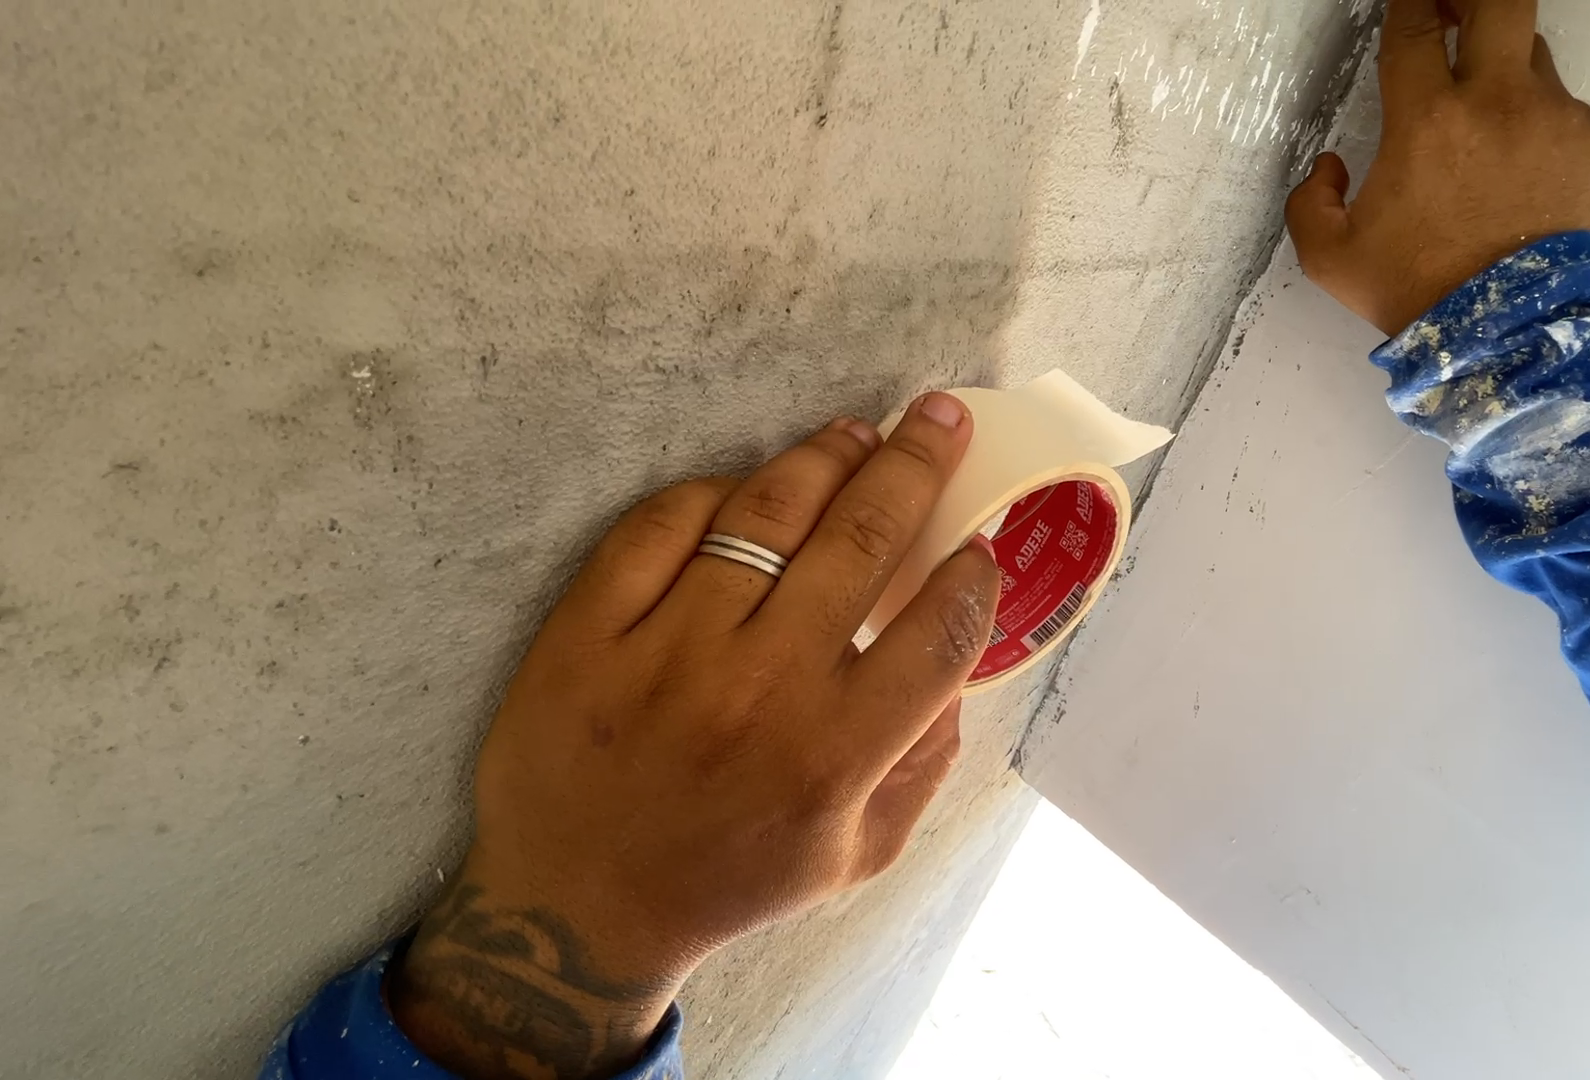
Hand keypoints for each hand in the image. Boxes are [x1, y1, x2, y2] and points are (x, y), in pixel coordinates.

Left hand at [389, 395, 1000, 1079]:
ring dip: (827, 457)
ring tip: (857, 434)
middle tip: (939, 418)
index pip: (938, 631)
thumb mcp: (861, 852)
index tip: (979, 540)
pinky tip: (750, 488)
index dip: (972, 571)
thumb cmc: (733, 878)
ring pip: (766, 510)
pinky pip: (666, 520)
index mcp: (837, 755)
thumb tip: (956, 661)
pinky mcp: (588, 629)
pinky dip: (718, 489)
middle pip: (862, 539)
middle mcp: (760, 690)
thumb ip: (926, 761)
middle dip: (916, 464)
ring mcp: (667, 650)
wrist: (573, 911)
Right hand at [1286, 0, 1589, 334]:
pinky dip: (1527, 117)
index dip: (1408, 3)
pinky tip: (1506, 162)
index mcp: (1423, 125)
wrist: (1494, 324)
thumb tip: (1332, 162)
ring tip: (1474, 106)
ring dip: (1497, 62)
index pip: (1414, 32)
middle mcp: (1493, 102)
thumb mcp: (1325, 256)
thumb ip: (1308, 201)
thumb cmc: (1404, 286)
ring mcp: (1551, 114)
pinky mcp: (1588, 137)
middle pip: (1499, 1)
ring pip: (1528, 51)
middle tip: (1450, 3)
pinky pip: (1555, 103)